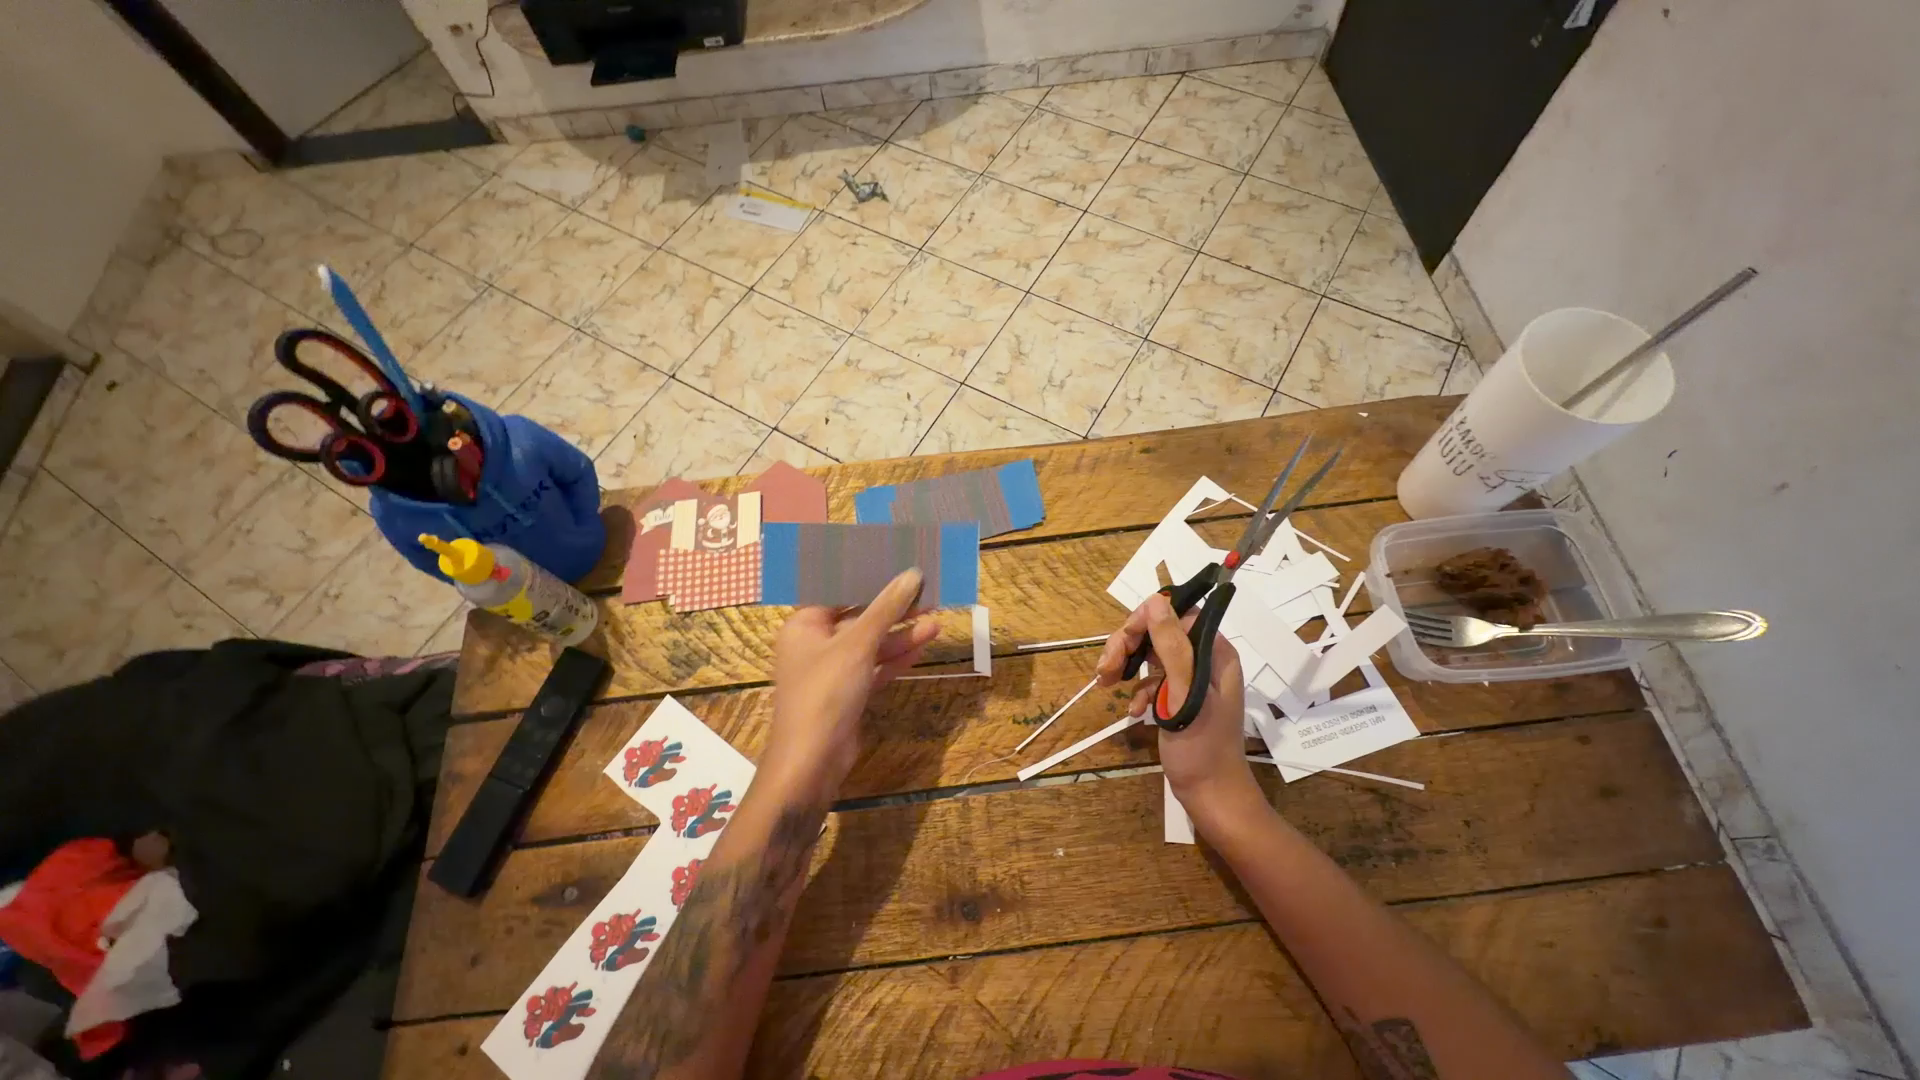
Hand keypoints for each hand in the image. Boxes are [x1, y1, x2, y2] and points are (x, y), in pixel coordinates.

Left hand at [766, 569, 938, 796]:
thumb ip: (886, 609)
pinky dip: (896, 658)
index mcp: (804, 624)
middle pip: (858, 616)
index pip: (837, 591)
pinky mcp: (848, 694)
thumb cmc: (825, 692)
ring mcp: (832, 671)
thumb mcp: (857, 645)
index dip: (868, 576)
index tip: (899, 563)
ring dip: (900, 634)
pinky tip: (923, 645)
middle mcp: (815, 644)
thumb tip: (913, 574)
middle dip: (892, 608)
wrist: (812, 762)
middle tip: (928, 592)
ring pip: (870, 644)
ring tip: (937, 621)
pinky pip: (874, 668)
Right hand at [1096, 594, 1259, 816]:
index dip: (1144, 622)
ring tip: (1106, 684)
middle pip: (1158, 632)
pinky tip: (1132, 711)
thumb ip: (1171, 647)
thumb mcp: (1184, 694)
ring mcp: (1192, 678)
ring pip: (1151, 654)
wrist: (1212, 796)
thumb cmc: (1202, 747)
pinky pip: (1152, 680)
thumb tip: (1157, 601)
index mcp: (1214, 652)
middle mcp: (1205, 659)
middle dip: (1128, 646)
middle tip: (1105, 670)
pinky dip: (1137, 691)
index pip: (1174, 613)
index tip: (1122, 645)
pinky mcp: (1180, 697)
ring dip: (1126, 666)